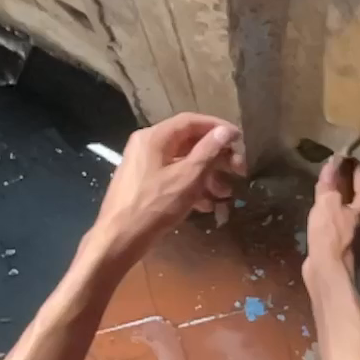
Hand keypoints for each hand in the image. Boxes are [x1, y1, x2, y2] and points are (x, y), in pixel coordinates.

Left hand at [88, 113, 245, 263]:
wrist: (120, 238)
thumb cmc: (155, 205)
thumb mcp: (188, 178)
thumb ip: (208, 152)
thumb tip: (225, 131)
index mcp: (155, 137)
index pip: (191, 121)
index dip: (218, 128)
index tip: (239, 140)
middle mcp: (148, 146)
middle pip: (188, 143)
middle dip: (216, 157)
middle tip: (239, 171)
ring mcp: (145, 166)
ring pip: (183, 163)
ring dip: (207, 176)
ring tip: (225, 193)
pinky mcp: (145, 185)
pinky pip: (173, 178)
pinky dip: (192, 187)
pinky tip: (207, 205)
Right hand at [305, 156, 359, 278]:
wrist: (329, 273)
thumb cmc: (331, 236)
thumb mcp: (327, 203)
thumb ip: (330, 182)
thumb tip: (333, 162)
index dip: (350, 163)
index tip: (339, 154)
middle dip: (345, 180)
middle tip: (330, 169)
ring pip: (352, 207)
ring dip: (341, 197)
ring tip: (326, 187)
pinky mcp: (352, 245)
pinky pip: (345, 220)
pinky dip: (337, 212)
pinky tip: (325, 209)